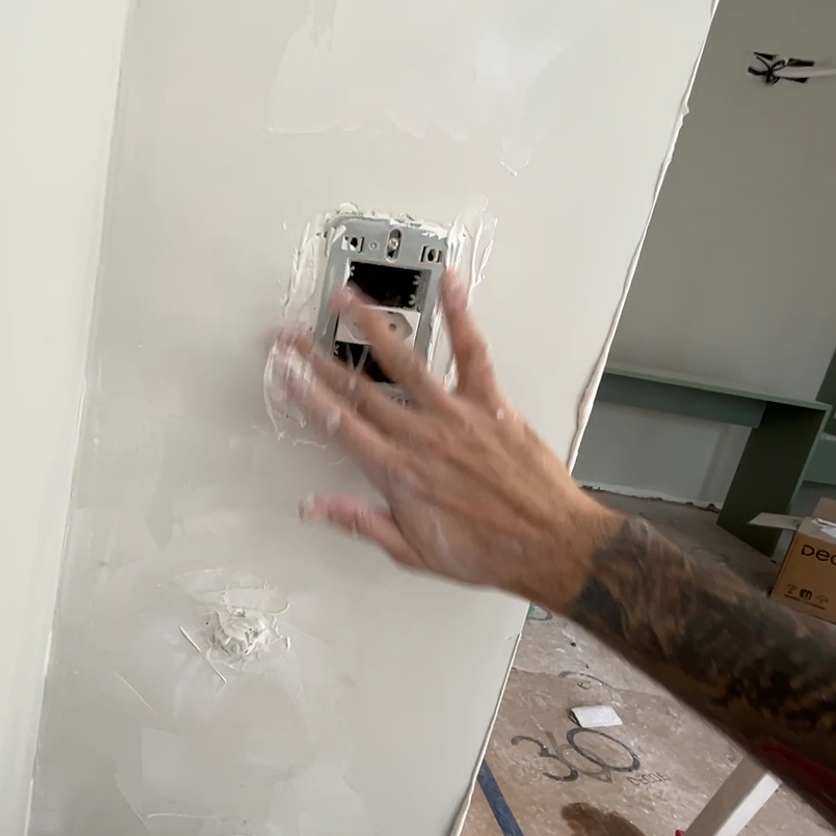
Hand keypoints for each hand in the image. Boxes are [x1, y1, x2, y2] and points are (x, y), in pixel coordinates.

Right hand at [272, 270, 622, 609]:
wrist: (552, 544)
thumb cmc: (485, 552)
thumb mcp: (411, 551)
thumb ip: (358, 521)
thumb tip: (311, 506)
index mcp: (397, 472)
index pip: (338, 425)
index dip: (305, 395)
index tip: (284, 371)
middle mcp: (420, 436)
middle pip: (358, 389)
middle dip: (319, 359)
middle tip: (293, 336)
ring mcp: (455, 415)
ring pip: (404, 363)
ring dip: (372, 326)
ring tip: (347, 298)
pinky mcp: (490, 403)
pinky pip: (472, 352)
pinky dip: (460, 316)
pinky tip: (449, 284)